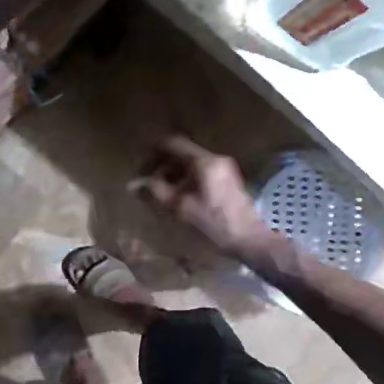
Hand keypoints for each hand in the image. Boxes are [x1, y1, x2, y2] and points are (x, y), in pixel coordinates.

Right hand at [133, 136, 273, 257]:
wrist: (249, 239)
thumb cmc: (215, 224)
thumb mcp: (181, 208)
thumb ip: (157, 191)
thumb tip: (134, 184)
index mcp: (204, 162)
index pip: (173, 143)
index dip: (154, 153)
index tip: (141, 167)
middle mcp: (216, 159)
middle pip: (182, 152)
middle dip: (163, 164)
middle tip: (148, 182)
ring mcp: (225, 168)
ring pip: (192, 162)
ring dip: (174, 172)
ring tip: (162, 191)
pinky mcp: (228, 179)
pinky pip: (202, 170)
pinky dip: (187, 178)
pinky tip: (180, 196)